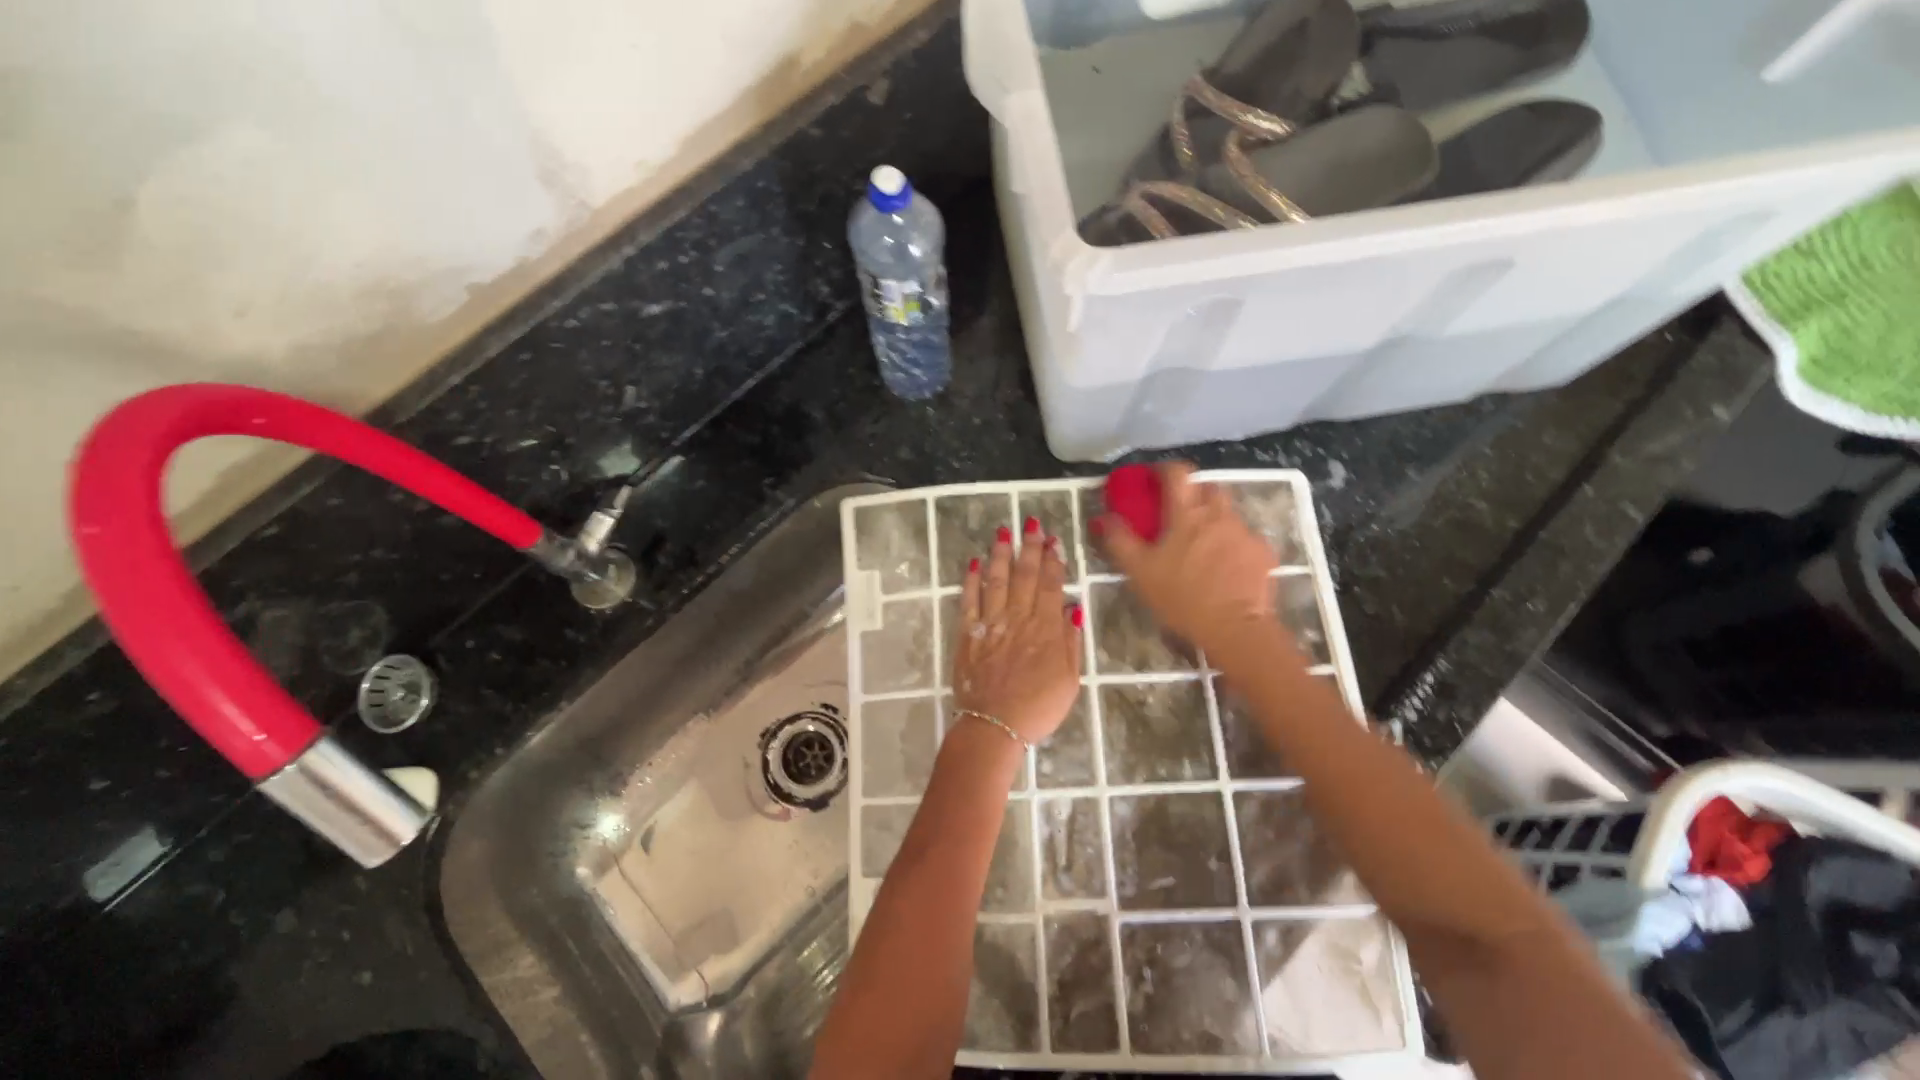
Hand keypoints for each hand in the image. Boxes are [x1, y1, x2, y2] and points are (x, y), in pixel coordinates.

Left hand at [952, 517, 1083, 743]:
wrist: (995, 725)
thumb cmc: (1038, 708)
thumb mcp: (1069, 679)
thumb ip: (1070, 641)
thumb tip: (1073, 607)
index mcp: (1046, 628)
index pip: (1052, 585)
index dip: (1054, 560)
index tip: (1054, 540)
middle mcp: (1019, 618)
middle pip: (1025, 575)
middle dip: (1030, 547)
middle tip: (1031, 524)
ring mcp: (991, 624)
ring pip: (996, 580)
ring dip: (1000, 554)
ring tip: (1003, 533)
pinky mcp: (968, 634)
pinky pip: (969, 601)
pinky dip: (971, 580)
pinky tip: (973, 563)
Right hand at [1095, 462, 1282, 661]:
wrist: (1234, 627)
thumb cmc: (1181, 597)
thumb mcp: (1139, 572)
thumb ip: (1119, 540)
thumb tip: (1103, 517)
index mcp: (1186, 514)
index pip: (1178, 473)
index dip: (1165, 470)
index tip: (1155, 478)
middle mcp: (1218, 514)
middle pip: (1208, 488)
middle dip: (1194, 494)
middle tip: (1180, 516)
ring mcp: (1244, 532)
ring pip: (1228, 514)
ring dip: (1215, 521)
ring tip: (1204, 548)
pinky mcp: (1263, 552)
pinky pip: (1245, 539)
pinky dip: (1234, 546)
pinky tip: (1227, 568)